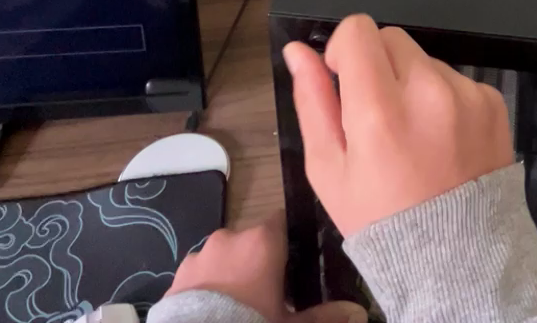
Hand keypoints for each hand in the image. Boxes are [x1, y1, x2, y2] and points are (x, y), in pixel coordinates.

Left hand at [163, 212, 363, 322]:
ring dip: (229, 275)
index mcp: (263, 241)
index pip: (282, 222)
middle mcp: (231, 237)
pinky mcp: (177, 276)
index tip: (293, 264)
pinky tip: (210, 316)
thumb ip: (324, 317)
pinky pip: (198, 276)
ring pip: (223, 258)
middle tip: (266, 296)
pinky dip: (205, 289)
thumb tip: (359, 313)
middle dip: (258, 264)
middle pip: (252, 241)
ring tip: (234, 310)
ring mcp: (200, 255)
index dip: (289, 242)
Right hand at [283, 14, 512, 236]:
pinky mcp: (492, 100)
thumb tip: (299, 51)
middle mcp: (428, 91)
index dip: (345, 50)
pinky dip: (444, 98)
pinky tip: (442, 140)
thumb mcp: (329, 171)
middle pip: (390, 38)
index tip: (347, 80)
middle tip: (378, 115)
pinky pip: (455, 78)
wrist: (458, 259)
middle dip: (378, 66)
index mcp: (380, 110)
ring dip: (411, 83)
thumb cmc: (381, 218)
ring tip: (414, 135)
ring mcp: (466, 94)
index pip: (358, 30)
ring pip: (423, 58)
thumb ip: (312, 101)